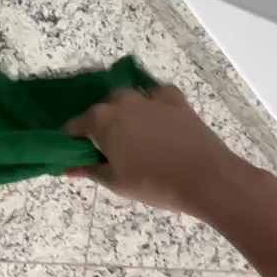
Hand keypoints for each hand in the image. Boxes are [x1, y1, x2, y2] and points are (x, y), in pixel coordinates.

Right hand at [63, 85, 265, 219]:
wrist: (208, 179)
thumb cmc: (155, 183)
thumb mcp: (116, 183)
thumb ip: (89, 170)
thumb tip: (68, 167)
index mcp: (100, 119)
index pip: (74, 126)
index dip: (73, 139)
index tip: (79, 152)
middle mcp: (119, 102)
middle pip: (101, 108)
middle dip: (101, 124)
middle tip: (111, 147)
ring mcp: (148, 98)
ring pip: (127, 97)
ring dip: (125, 110)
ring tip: (136, 132)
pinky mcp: (174, 100)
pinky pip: (157, 94)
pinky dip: (155, 101)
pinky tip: (158, 115)